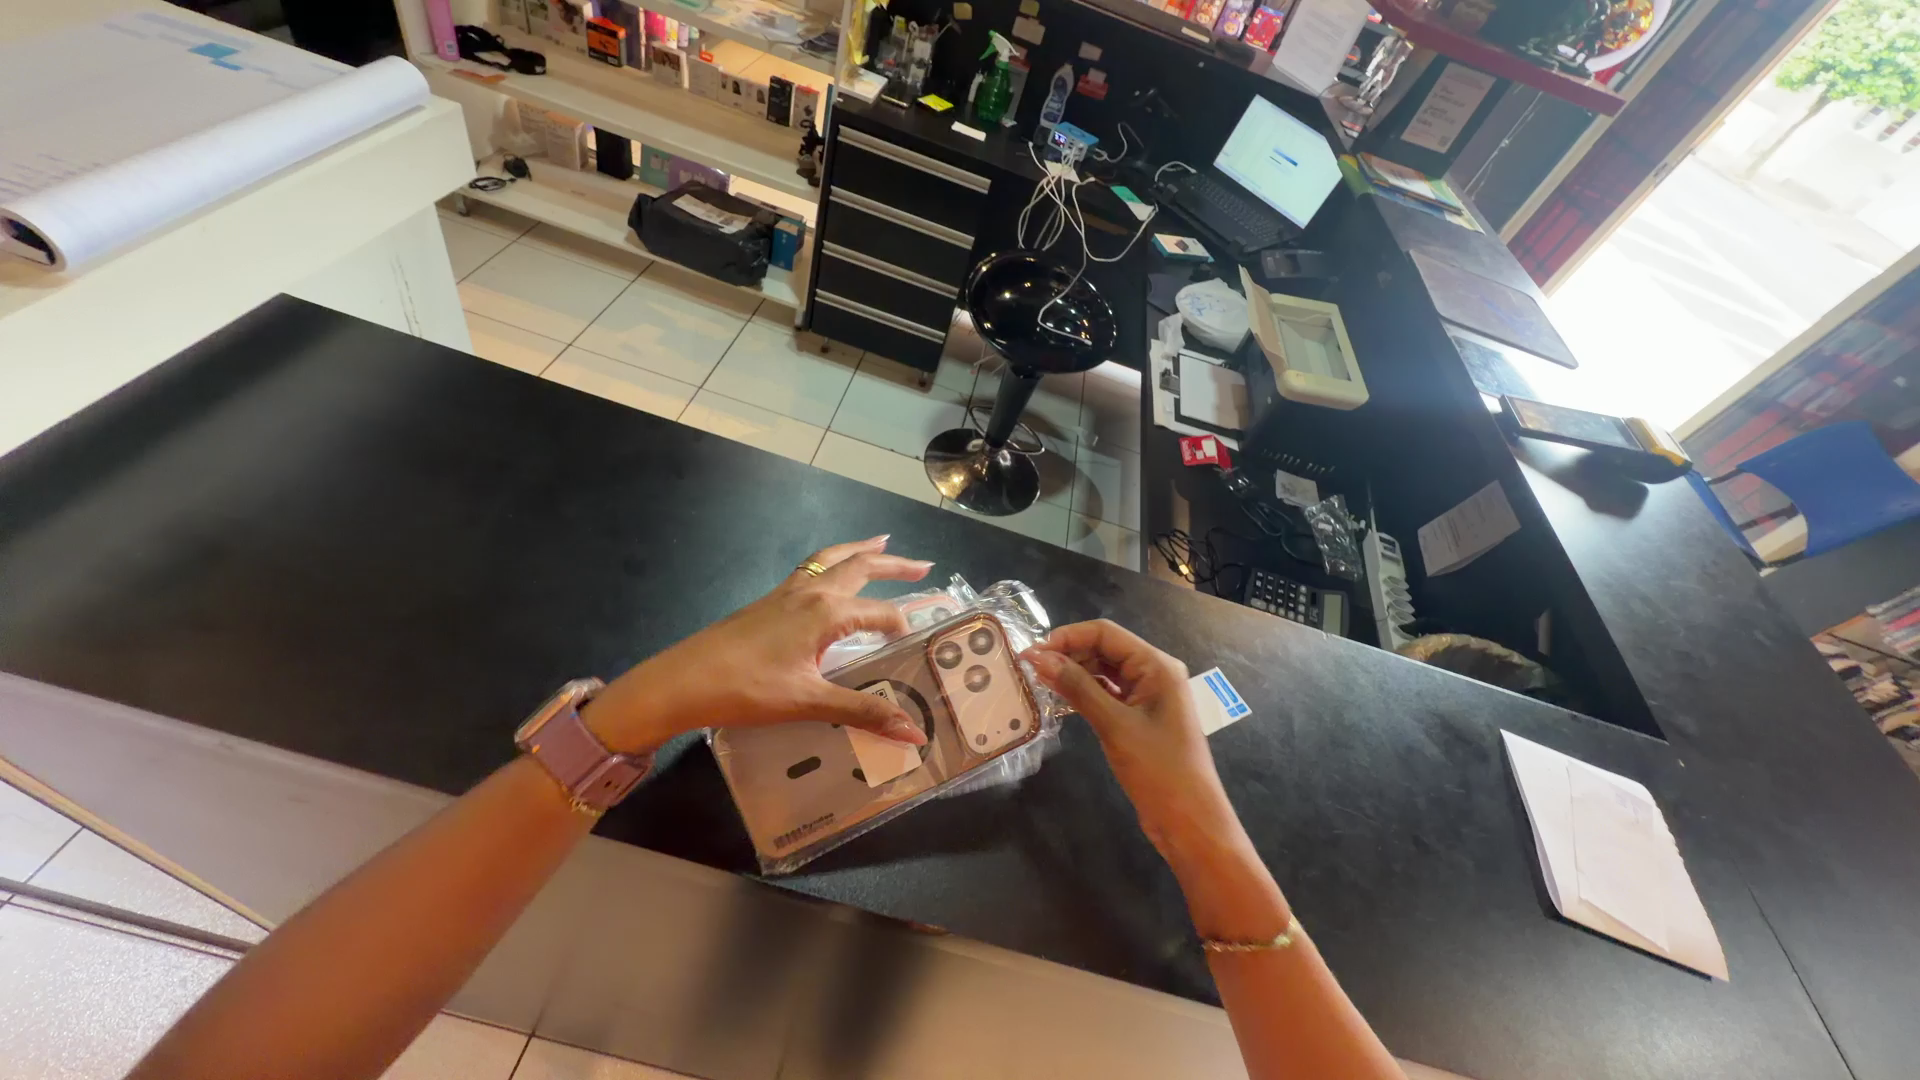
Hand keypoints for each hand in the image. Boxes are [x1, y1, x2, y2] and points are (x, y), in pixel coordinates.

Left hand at [583, 536, 933, 752]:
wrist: (682, 681)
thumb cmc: (747, 689)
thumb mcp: (809, 702)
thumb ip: (863, 711)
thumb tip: (913, 733)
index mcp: (827, 612)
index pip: (881, 613)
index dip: (904, 628)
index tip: (921, 644)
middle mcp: (811, 592)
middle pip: (860, 566)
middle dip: (894, 563)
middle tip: (924, 566)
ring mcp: (787, 592)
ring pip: (832, 558)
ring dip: (860, 550)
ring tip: (882, 541)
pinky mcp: (769, 600)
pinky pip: (811, 568)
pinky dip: (832, 561)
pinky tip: (830, 574)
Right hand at [1022, 620, 1238, 862]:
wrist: (1190, 822)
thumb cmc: (1159, 769)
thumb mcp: (1114, 725)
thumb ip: (1076, 687)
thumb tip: (1038, 657)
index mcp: (1157, 665)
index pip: (1105, 633)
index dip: (1067, 637)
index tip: (1032, 652)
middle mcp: (1154, 672)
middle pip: (1104, 648)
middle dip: (1068, 653)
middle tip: (1031, 669)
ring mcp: (1148, 695)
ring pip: (1105, 670)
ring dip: (1074, 672)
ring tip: (1040, 682)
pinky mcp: (1141, 716)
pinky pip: (1109, 692)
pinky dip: (1085, 692)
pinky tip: (1061, 699)